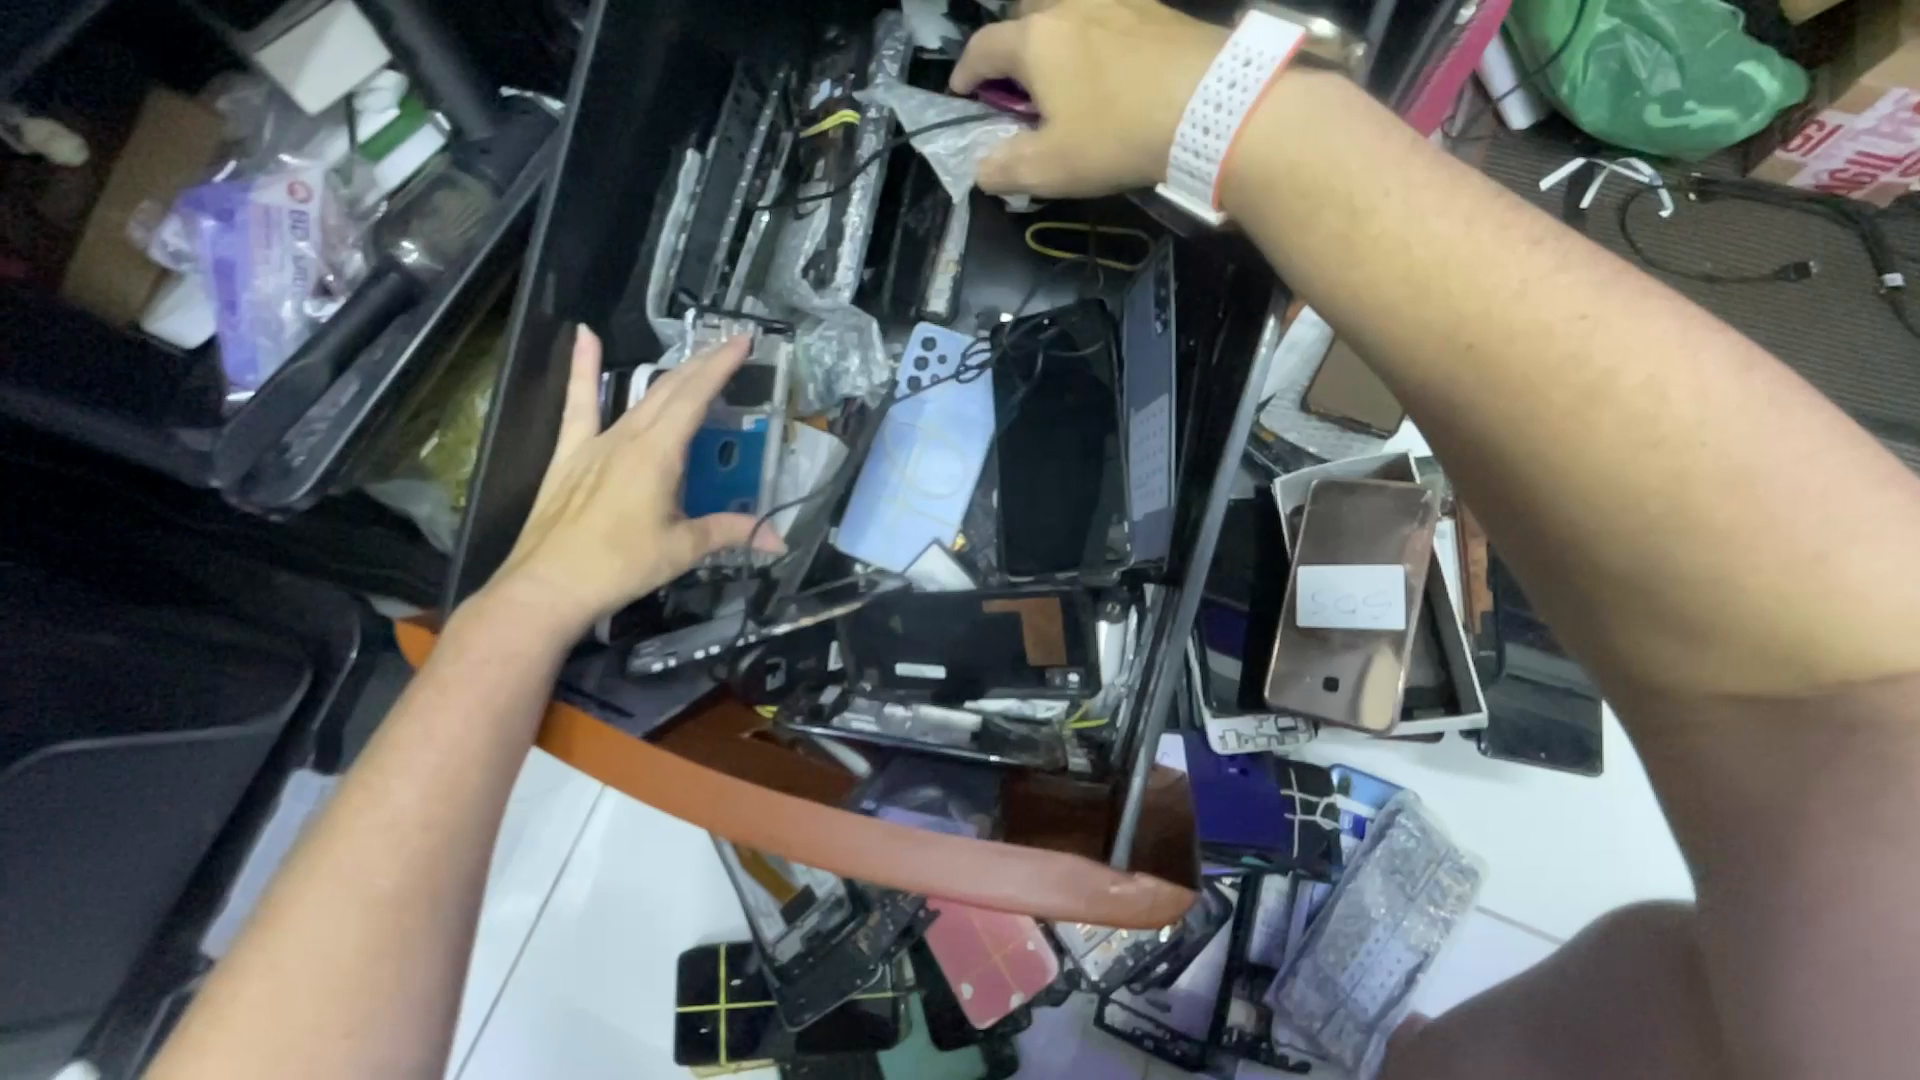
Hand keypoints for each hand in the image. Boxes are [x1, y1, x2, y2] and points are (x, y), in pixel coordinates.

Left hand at [485, 327, 783, 632]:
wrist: (549, 586)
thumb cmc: (620, 566)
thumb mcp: (682, 550)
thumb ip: (730, 533)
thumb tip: (778, 541)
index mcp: (658, 454)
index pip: (696, 398)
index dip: (721, 366)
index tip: (744, 341)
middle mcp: (628, 437)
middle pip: (670, 390)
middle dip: (703, 365)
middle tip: (730, 348)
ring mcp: (596, 442)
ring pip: (639, 397)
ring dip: (669, 375)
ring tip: (693, 358)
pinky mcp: (570, 454)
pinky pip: (579, 405)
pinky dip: (581, 369)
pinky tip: (584, 335)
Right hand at [951, 0, 1226, 197]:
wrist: (1211, 106)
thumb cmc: (1116, 136)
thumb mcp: (1051, 169)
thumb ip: (1006, 169)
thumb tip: (981, 169)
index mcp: (1035, 40)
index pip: (983, 48)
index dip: (966, 73)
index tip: (963, 94)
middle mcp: (1070, 5)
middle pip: (1025, 12)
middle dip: (1011, 41)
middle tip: (1017, 79)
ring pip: (1070, 5)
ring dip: (1056, 30)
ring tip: (1063, 65)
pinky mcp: (1156, 8)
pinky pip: (1111, 11)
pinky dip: (1097, 31)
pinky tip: (1109, 59)